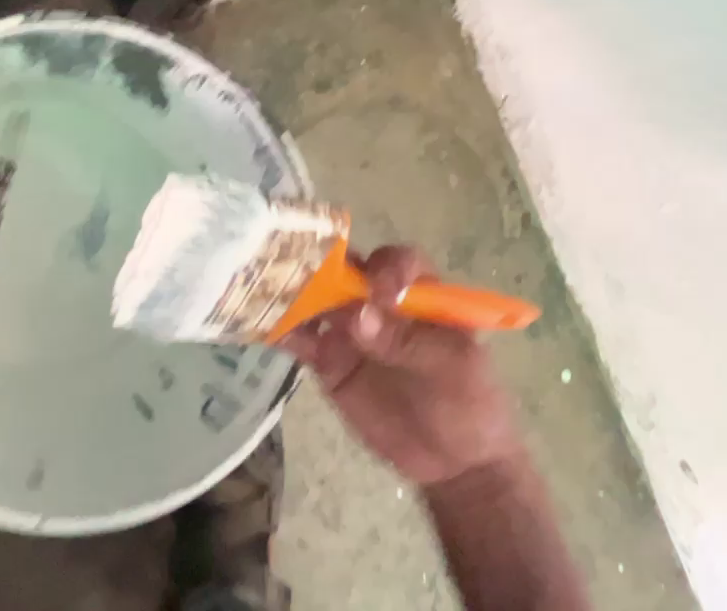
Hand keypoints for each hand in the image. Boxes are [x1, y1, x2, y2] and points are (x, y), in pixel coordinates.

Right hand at [278, 246, 520, 487]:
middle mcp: (377, 301)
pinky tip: (257, 324)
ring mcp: (348, 329)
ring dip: (291, 292)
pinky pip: (299, 339)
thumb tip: (354, 316)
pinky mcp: (327, 360)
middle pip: (345, 270)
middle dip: (320, 267)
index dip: (385, 268)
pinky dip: (278, 329)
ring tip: (264, 291)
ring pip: (315, 300)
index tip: (376, 291)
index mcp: (418, 293)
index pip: (398, 263)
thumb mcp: (452, 368)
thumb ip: (405, 340)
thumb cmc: (469, 403)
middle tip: (296, 272)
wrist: (455, 463)